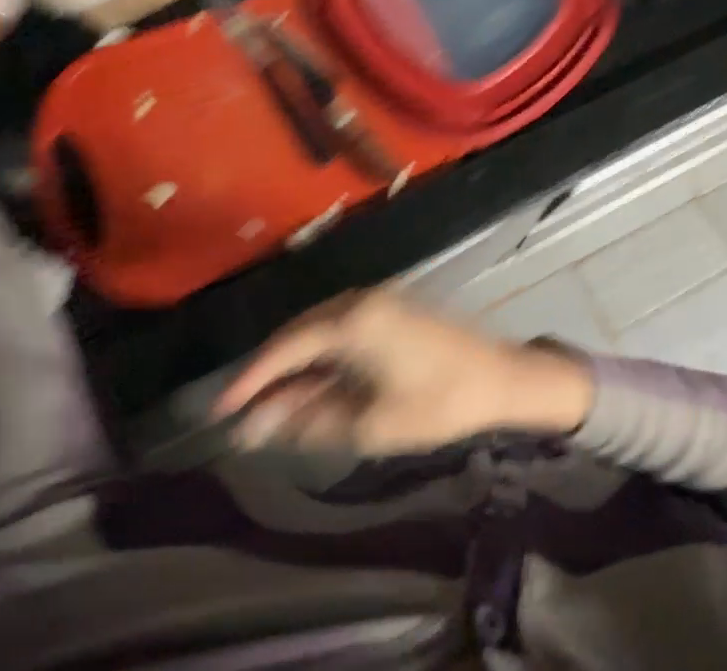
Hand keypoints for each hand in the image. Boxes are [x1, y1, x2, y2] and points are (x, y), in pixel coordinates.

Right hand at [212, 289, 595, 455]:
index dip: (251, 379)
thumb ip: (309, 419)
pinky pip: (340, 326)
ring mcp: (378, 299)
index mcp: (353, 321)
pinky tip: (315, 382)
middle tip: (244, 409)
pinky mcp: (392, 307)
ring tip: (274, 401)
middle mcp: (360, 299)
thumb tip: (255, 427)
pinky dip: (321, 354)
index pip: (286, 347)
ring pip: (319, 328)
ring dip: (296, 362)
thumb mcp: (370, 422)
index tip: (222, 408)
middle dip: (270, 371)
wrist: (503, 378)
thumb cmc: (439, 403)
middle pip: (298, 332)